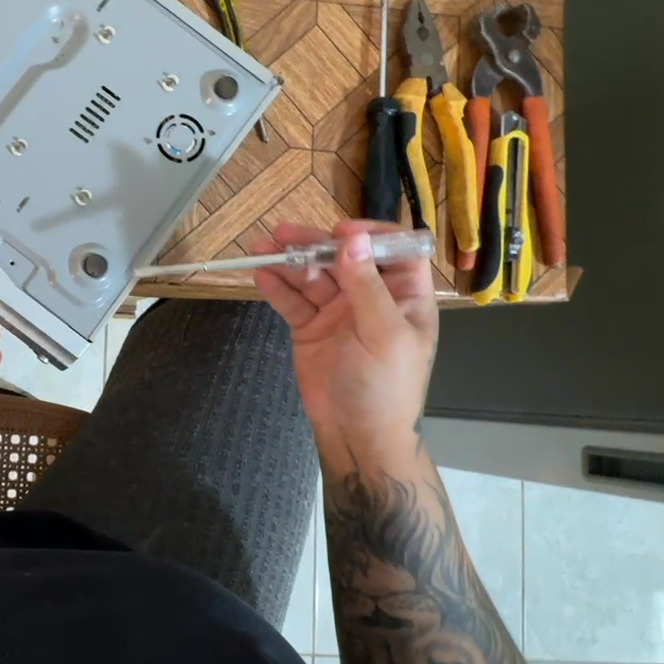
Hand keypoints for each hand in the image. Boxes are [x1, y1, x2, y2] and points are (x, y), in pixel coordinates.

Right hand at [251, 220, 438, 454]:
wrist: (356, 432)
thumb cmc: (385, 386)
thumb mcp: (383, 333)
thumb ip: (366, 286)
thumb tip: (353, 240)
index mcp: (403, 296)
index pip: (393, 251)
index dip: (370, 235)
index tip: (341, 231)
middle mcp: (370, 298)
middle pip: (342, 259)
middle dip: (314, 244)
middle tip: (283, 233)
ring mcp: (336, 312)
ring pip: (311, 277)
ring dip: (288, 262)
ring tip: (261, 250)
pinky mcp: (309, 328)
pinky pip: (292, 301)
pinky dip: (276, 288)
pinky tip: (260, 276)